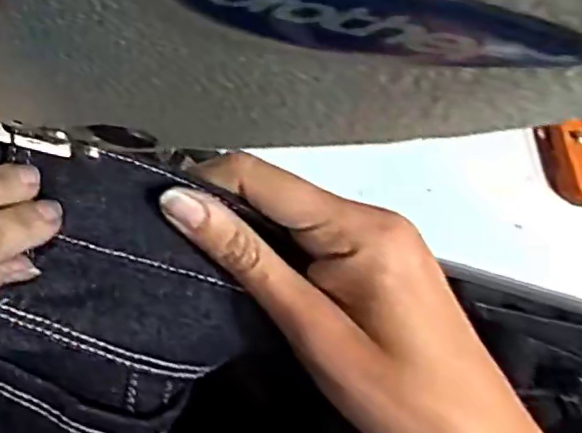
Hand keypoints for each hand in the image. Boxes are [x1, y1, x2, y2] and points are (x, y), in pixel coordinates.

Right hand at [159, 154, 539, 432]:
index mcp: (362, 227)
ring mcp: (378, 234)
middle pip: (269, 185)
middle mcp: (372, 218)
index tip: (169, 212)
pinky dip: (273, 243)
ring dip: (246, 227)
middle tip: (188, 242)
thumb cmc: (413, 408)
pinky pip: (305, 227)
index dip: (204, 184)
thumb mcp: (314, 332)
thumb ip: (245, 258)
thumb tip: (179, 201)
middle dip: (223, 207)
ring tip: (221, 262)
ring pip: (283, 206)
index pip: (256, 173)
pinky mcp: (377, 254)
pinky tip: (261, 272)